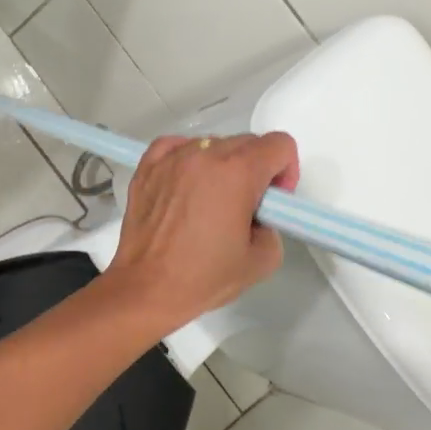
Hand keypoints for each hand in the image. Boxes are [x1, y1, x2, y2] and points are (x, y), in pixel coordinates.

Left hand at [106, 132, 300, 337]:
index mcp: (236, 172)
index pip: (279, 145)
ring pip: (209, 144)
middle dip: (255, 169)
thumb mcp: (263, 257)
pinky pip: (173, 147)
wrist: (147, 287)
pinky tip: (186, 182)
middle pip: (245, 143)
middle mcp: (202, 155)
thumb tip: (256, 212)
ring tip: (210, 200)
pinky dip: (186, 158)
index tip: (273, 200)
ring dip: (220, 164)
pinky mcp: (145, 170)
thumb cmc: (204, 276)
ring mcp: (169, 160)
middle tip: (244, 205)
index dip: (285, 172)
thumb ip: (272, 224)